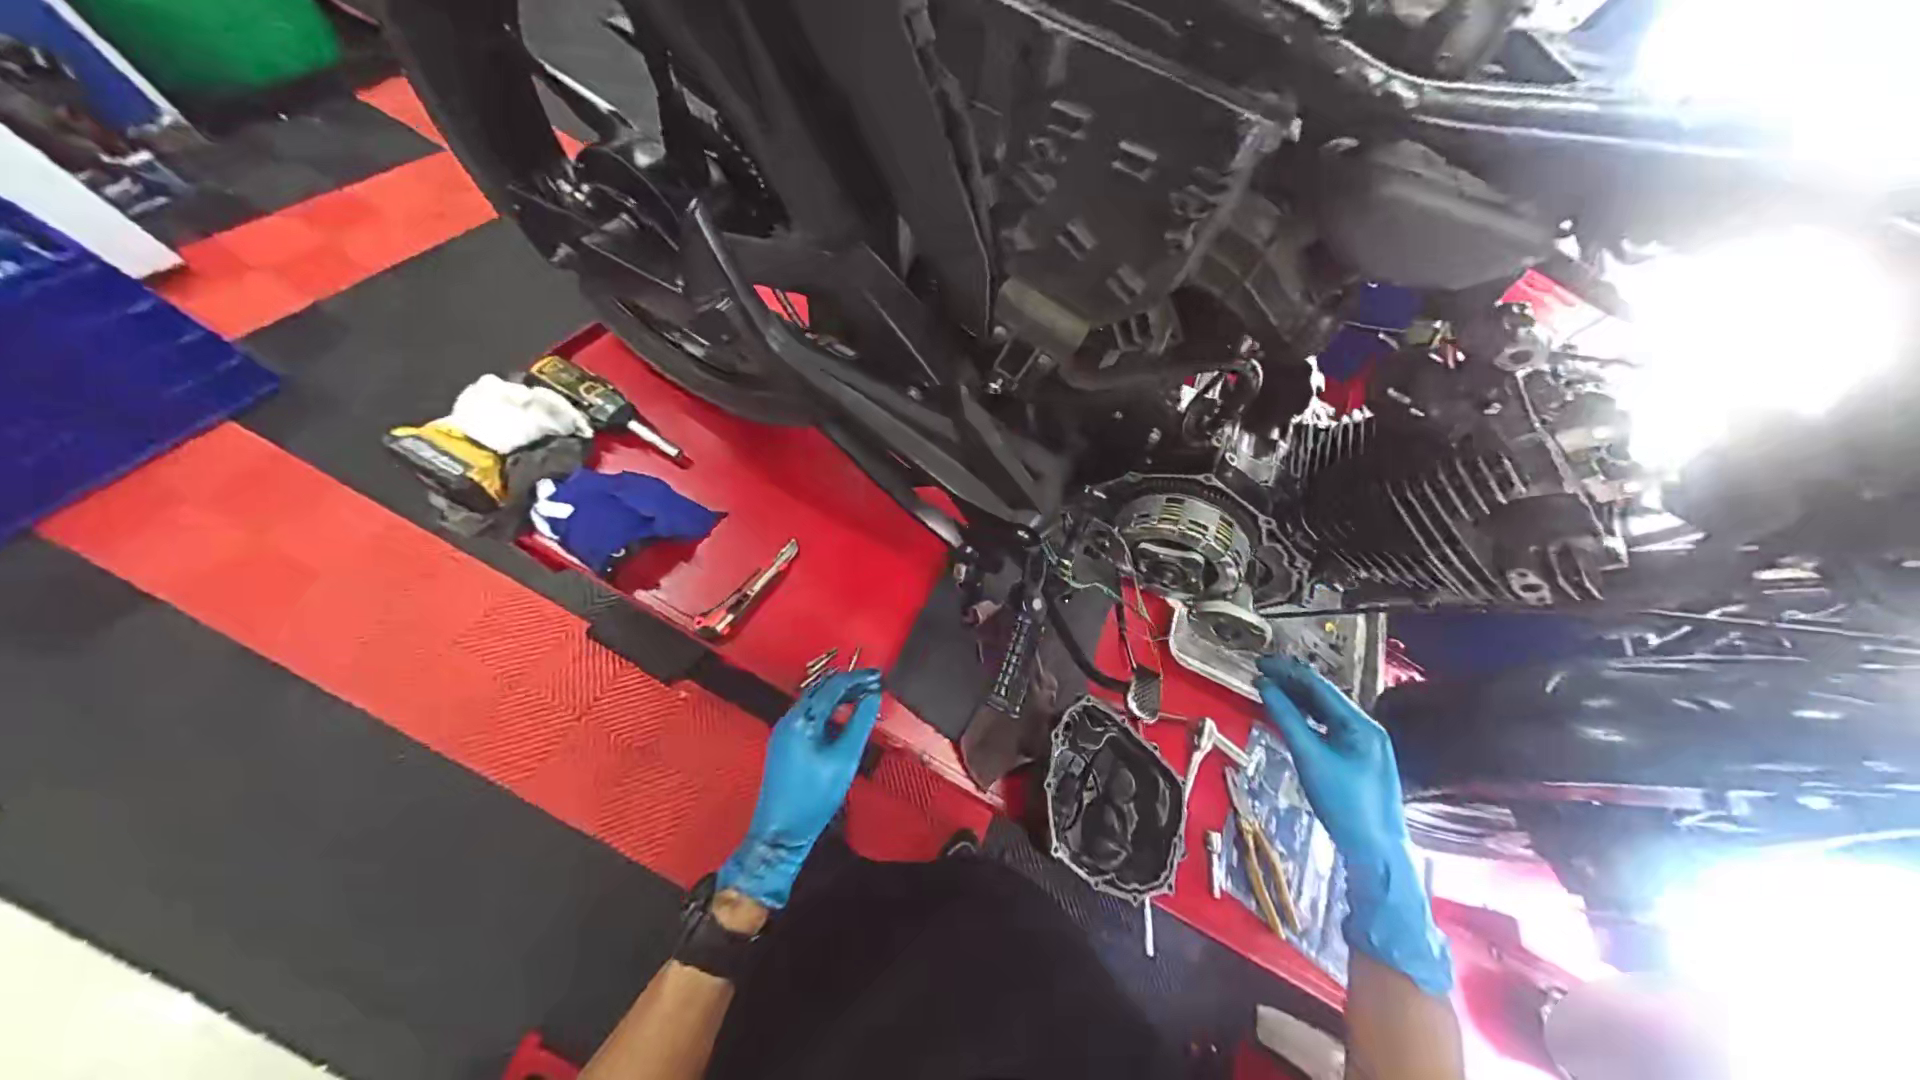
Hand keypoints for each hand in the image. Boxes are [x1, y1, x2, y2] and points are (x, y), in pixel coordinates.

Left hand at [718, 669, 884, 907]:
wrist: (781, 832)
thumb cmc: (813, 798)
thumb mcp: (845, 759)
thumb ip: (860, 723)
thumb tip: (872, 697)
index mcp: (801, 720)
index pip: (833, 686)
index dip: (858, 678)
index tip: (879, 676)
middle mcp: (788, 720)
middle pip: (821, 690)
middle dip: (849, 684)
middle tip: (874, 684)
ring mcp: (784, 732)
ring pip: (815, 702)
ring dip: (839, 697)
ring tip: (864, 698)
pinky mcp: (785, 744)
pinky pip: (809, 717)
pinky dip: (829, 711)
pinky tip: (845, 719)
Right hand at [1255, 654, 1452, 995]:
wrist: (1376, 850)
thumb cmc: (1343, 802)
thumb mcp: (1309, 757)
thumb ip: (1286, 718)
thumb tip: (1264, 687)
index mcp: (1361, 723)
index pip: (1319, 686)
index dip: (1287, 671)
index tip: (1259, 662)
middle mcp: (1367, 728)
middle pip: (1324, 697)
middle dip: (1291, 683)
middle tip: (1260, 672)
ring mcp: (1366, 744)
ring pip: (1326, 712)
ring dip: (1298, 700)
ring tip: (1269, 689)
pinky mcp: (1360, 760)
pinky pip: (1330, 728)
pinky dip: (1307, 719)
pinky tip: (1290, 717)